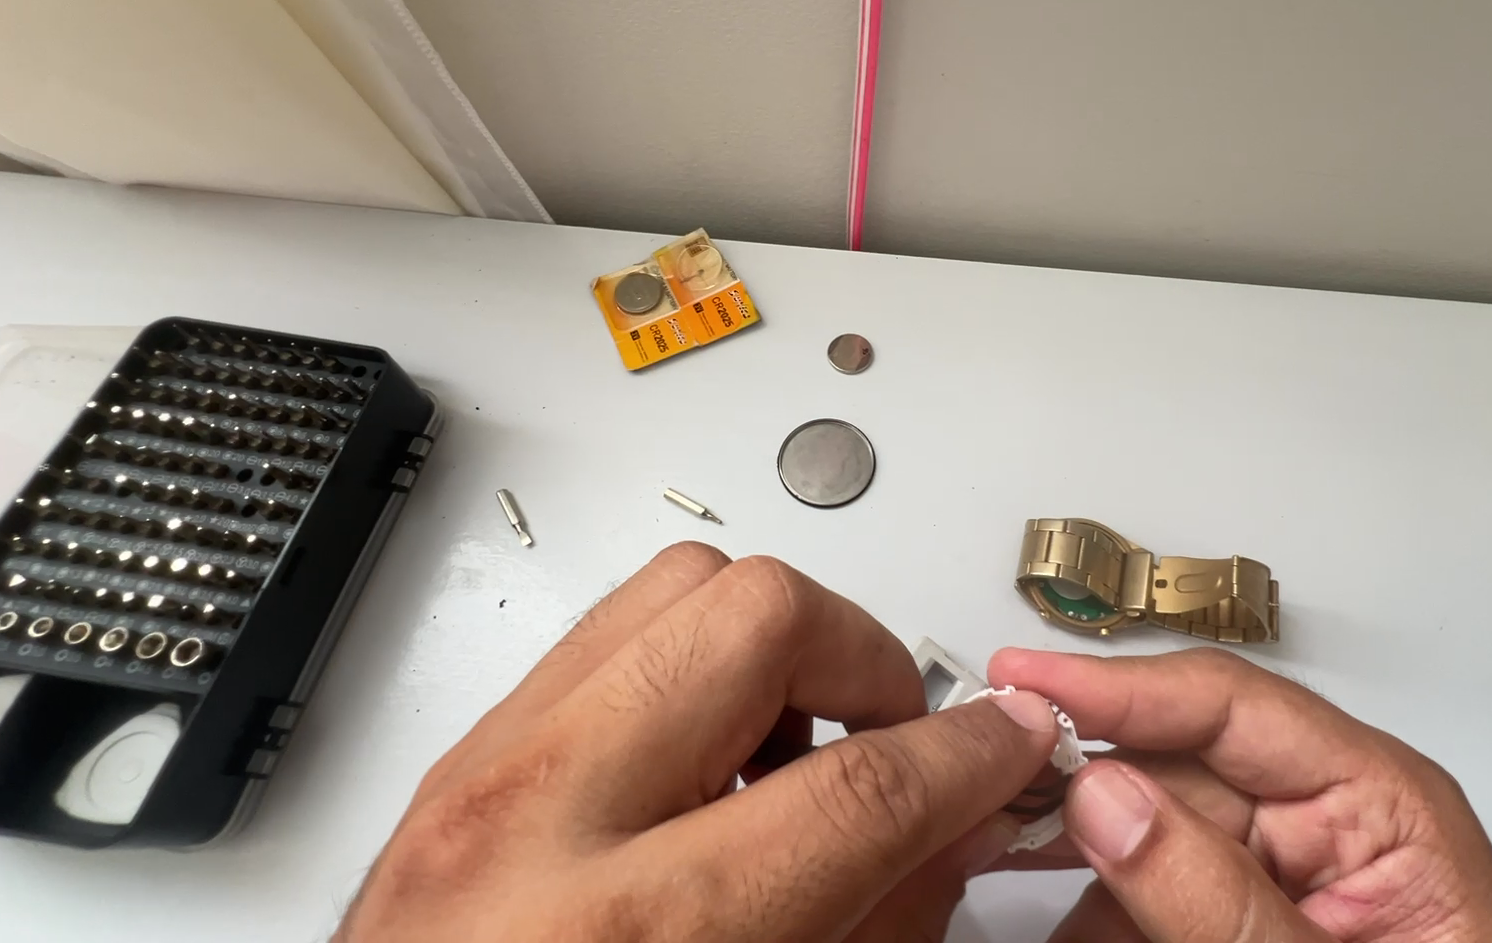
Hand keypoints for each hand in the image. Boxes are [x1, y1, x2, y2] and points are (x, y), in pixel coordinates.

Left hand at [338, 543, 1060, 941]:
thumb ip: (885, 917)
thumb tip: (962, 809)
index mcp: (633, 940)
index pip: (853, 792)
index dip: (966, 758)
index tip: (1015, 738)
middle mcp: (542, 819)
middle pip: (758, 618)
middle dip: (862, 656)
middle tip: (889, 731)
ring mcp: (493, 761)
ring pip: (687, 584)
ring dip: (778, 642)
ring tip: (794, 739)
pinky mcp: (476, 740)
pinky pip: (625, 619)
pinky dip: (704, 652)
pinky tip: (717, 744)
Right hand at [988, 648, 1491, 942]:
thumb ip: (1220, 903)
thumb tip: (1098, 794)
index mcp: (1372, 796)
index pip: (1222, 703)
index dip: (1112, 684)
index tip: (1019, 678)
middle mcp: (1314, 806)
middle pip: (1165, 756)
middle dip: (1075, 768)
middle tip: (986, 770)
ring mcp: (1268, 855)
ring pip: (1139, 818)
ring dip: (1069, 837)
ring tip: (995, 833)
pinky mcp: (1233, 901)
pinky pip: (1145, 879)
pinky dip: (1093, 904)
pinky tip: (1053, 919)